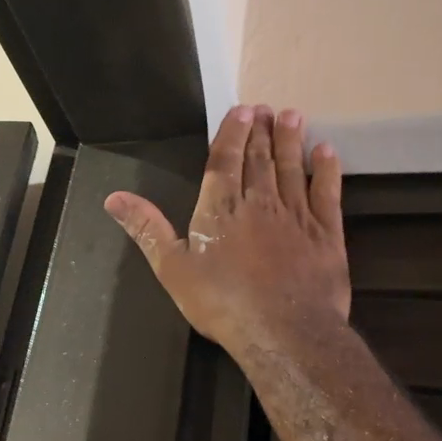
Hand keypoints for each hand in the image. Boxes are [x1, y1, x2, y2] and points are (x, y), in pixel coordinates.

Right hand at [104, 104, 350, 355]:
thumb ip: (147, 228)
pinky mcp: (326, 234)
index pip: (224, 161)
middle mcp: (259, 202)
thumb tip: (114, 198)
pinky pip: (327, 193)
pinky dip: (327, 171)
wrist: (284, 331)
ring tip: (292, 116)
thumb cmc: (221, 302)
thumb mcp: (172, 268)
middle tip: (267, 108)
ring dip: (291, 141)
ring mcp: (296, 216)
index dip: (232, 134)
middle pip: (259, 159)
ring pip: (292, 168)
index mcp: (220, 208)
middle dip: (262, 132)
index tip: (242, 111)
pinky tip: (327, 152)